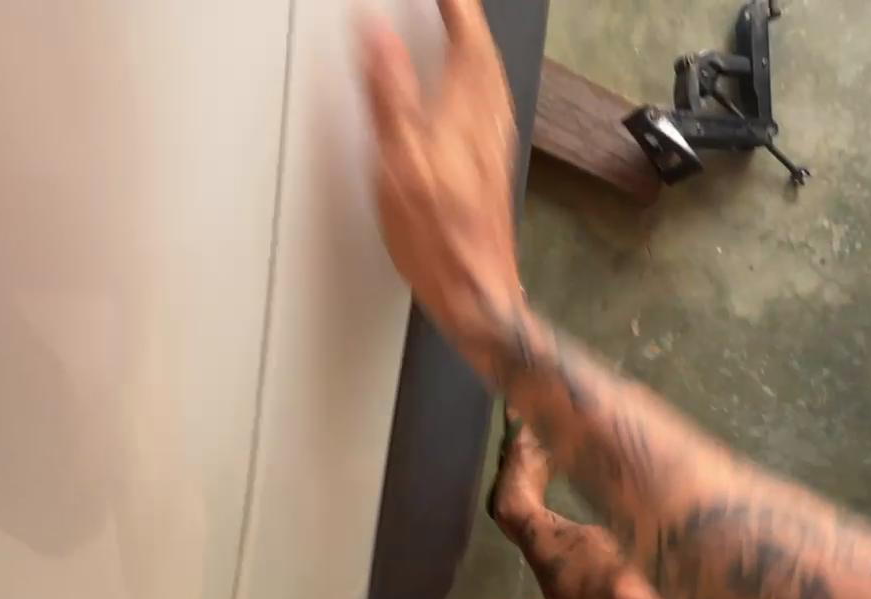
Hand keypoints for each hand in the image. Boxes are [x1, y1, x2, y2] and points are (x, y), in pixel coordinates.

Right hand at [358, 0, 521, 364]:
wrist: (477, 296)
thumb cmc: (440, 241)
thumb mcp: (400, 162)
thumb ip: (389, 91)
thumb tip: (377, 27)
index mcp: (464, 117)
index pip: (468, 41)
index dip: (455, 4)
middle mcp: (487, 131)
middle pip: (486, 60)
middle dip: (468, 21)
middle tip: (452, 1)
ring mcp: (493, 157)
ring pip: (492, 88)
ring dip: (478, 52)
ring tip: (462, 32)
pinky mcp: (491, 180)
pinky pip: (491, 115)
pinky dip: (481, 88)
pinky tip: (471, 100)